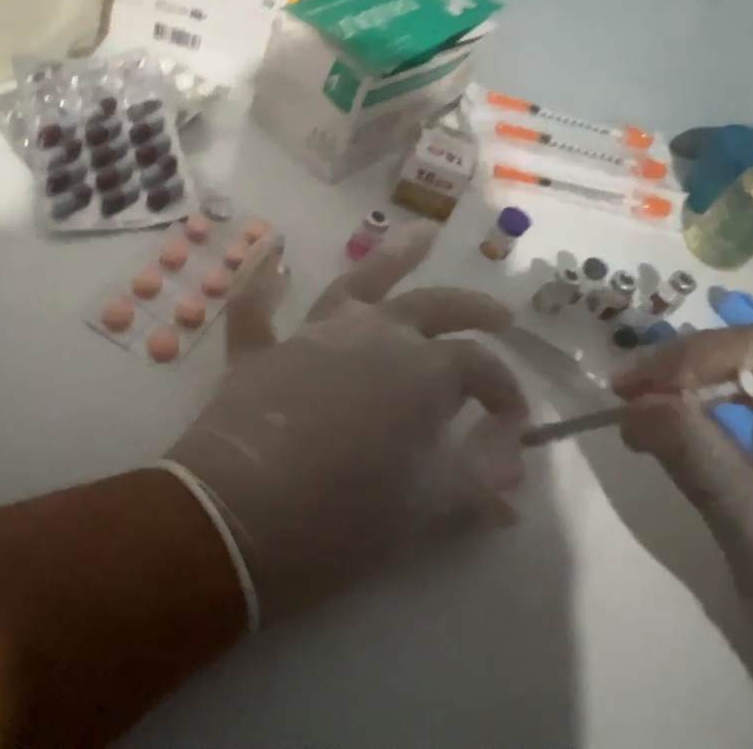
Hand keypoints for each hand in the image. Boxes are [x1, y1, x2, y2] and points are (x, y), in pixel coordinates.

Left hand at [165, 221, 529, 622]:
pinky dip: (264, 277)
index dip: (505, 392)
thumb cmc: (342, 519)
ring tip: (421, 234)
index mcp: (423, 372)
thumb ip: (472, 491)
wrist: (238, 519)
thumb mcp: (421, 513)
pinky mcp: (260, 352)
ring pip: (359, 282)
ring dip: (393, 257)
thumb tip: (510, 487)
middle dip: (471, 311)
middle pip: (434, 308)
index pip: (481, 368)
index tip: (515, 424)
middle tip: (498, 316)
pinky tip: (272, 250)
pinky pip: (258, 306)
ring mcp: (312, 337)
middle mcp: (374, 336)